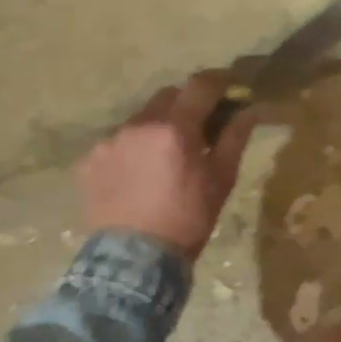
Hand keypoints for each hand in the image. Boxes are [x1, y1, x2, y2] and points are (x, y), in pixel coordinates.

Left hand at [78, 72, 259, 254]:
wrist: (134, 260)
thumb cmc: (189, 218)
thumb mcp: (221, 178)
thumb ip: (235, 136)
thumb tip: (253, 108)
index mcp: (175, 128)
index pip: (200, 85)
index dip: (219, 80)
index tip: (230, 85)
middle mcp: (138, 125)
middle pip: (167, 96)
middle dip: (186, 104)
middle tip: (199, 127)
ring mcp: (108, 141)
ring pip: (140, 119)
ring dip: (156, 128)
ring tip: (163, 158)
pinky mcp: (88, 160)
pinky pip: (116, 142)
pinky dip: (131, 150)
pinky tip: (137, 175)